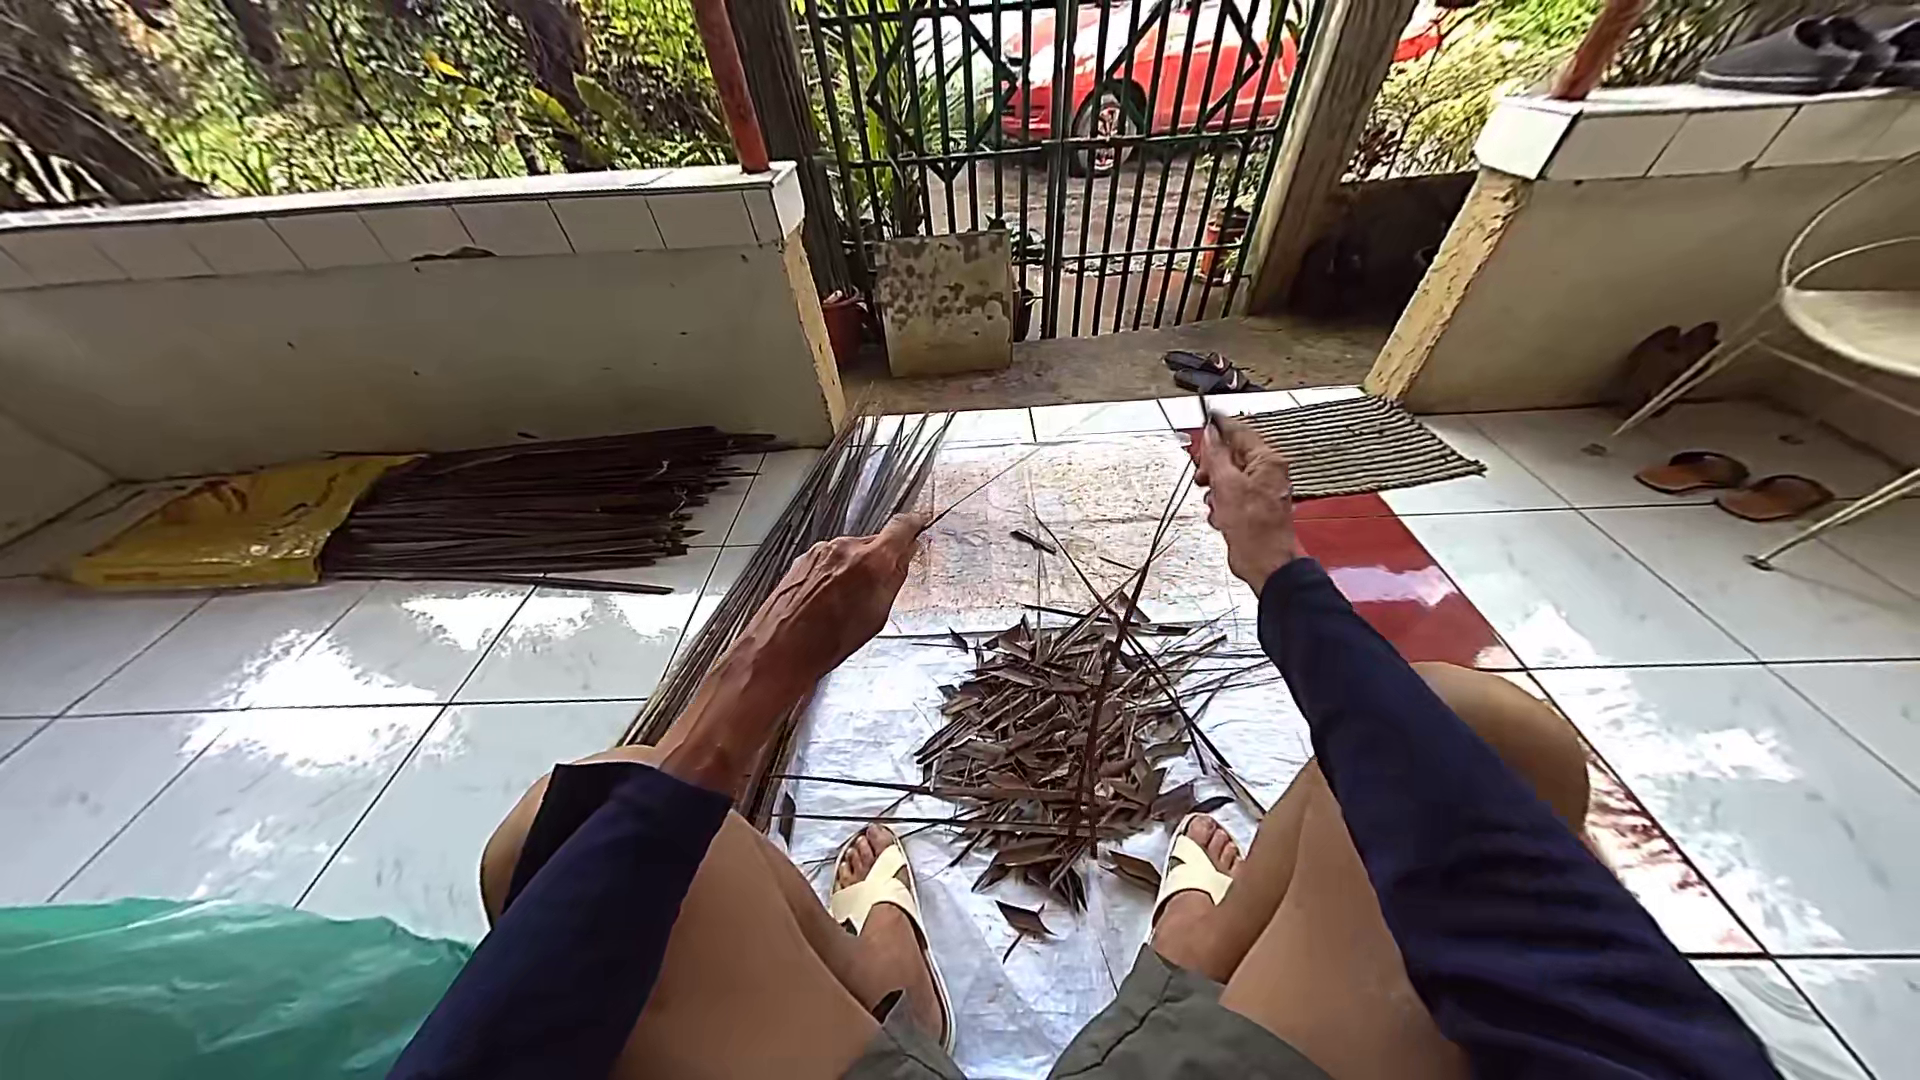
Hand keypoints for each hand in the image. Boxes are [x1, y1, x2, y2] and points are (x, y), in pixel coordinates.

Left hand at [738, 511, 928, 683]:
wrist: (780, 649)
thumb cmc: (826, 642)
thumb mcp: (877, 615)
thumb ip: (894, 578)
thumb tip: (905, 557)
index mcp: (872, 560)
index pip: (902, 527)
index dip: (914, 525)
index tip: (919, 524)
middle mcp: (845, 547)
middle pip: (875, 542)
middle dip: (881, 560)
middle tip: (880, 588)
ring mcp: (821, 551)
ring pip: (851, 552)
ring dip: (855, 569)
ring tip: (848, 604)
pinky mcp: (804, 558)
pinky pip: (830, 560)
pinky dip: (835, 575)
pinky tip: (829, 602)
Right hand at [1195, 416, 1299, 590]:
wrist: (1263, 561)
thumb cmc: (1254, 528)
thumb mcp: (1226, 484)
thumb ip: (1216, 456)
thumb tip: (1211, 434)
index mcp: (1268, 461)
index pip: (1240, 433)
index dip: (1221, 426)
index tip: (1208, 417)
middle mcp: (1266, 474)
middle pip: (1230, 456)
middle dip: (1212, 467)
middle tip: (1203, 476)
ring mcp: (1259, 492)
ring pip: (1226, 478)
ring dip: (1214, 490)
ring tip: (1213, 501)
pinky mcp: (1250, 509)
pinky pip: (1228, 497)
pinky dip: (1219, 505)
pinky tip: (1220, 515)